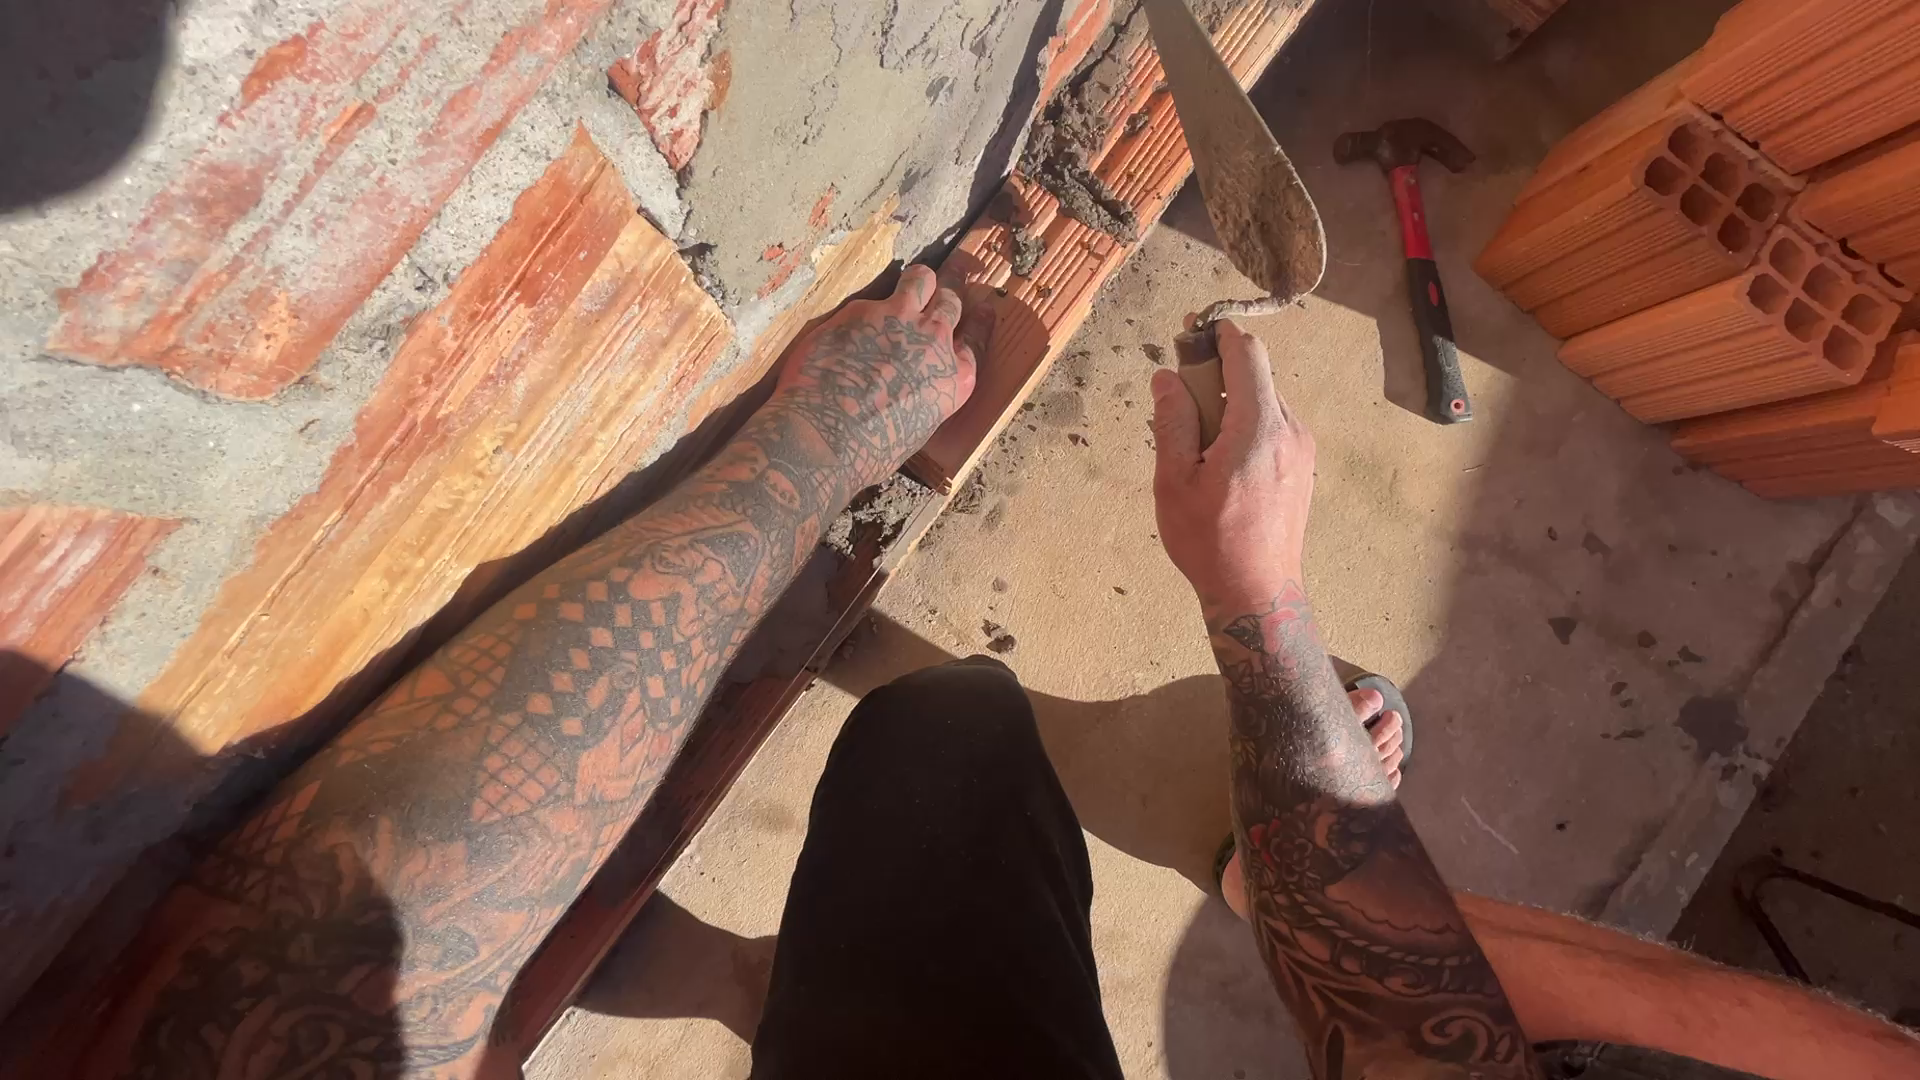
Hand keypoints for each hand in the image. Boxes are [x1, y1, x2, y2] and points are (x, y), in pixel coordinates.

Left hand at [769, 264, 990, 489]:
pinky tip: (851, 322)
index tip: (983, 308)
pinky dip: (867, 307)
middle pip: (950, 302)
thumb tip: (909, 390)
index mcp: (955, 379)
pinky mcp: (862, 309)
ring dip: (917, 281)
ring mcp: (900, 319)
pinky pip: (872, 297)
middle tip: (945, 284)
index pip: (976, 340)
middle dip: (948, 294)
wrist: (827, 436)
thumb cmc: (870, 450)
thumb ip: (923, 396)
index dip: (980, 321)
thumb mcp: (917, 430)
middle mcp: (935, 342)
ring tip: (910, 283)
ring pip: (920, 279)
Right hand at [1149, 320, 1313, 613]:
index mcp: (1258, 427)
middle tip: (1177, 404)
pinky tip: (1219, 465)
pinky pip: (1271, 428)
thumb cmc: (1208, 540)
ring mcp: (1303, 450)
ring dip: (1227, 407)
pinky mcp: (1303, 468)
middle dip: (1214, 377)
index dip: (1218, 335)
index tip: (1190, 332)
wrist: (1257, 591)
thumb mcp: (1174, 481)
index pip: (1247, 354)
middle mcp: (1291, 429)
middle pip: (1254, 377)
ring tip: (1196, 449)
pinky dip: (1243, 428)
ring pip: (1262, 404)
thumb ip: (1172, 422)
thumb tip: (1166, 377)